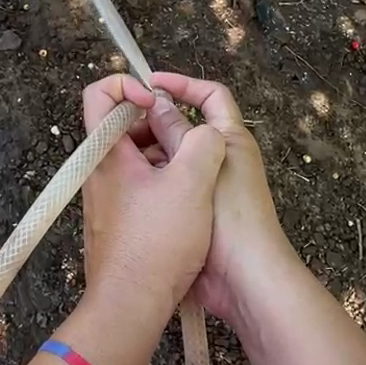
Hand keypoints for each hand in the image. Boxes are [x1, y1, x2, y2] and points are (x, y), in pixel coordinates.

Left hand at [79, 75, 226, 314]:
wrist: (129, 306)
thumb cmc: (157, 242)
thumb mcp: (192, 184)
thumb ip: (202, 145)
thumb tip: (203, 129)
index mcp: (105, 150)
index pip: (98, 93)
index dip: (127, 86)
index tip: (158, 103)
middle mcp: (97, 169)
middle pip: (119, 124)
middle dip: (155, 124)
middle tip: (185, 141)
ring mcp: (103, 196)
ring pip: (131, 156)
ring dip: (162, 155)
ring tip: (193, 174)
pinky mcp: (114, 220)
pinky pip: (135, 184)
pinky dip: (158, 181)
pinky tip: (185, 203)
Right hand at [147, 73, 298, 324]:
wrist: (246, 281)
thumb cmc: (230, 215)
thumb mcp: (201, 165)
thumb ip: (177, 131)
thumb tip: (158, 103)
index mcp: (231, 138)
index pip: (211, 95)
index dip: (183, 84)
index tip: (150, 83)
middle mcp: (221, 157)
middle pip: (184, 127)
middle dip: (155, 123)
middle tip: (122, 125)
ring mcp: (207, 186)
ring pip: (171, 157)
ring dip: (148, 154)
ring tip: (119, 156)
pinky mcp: (195, 211)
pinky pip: (168, 185)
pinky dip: (151, 180)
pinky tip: (128, 185)